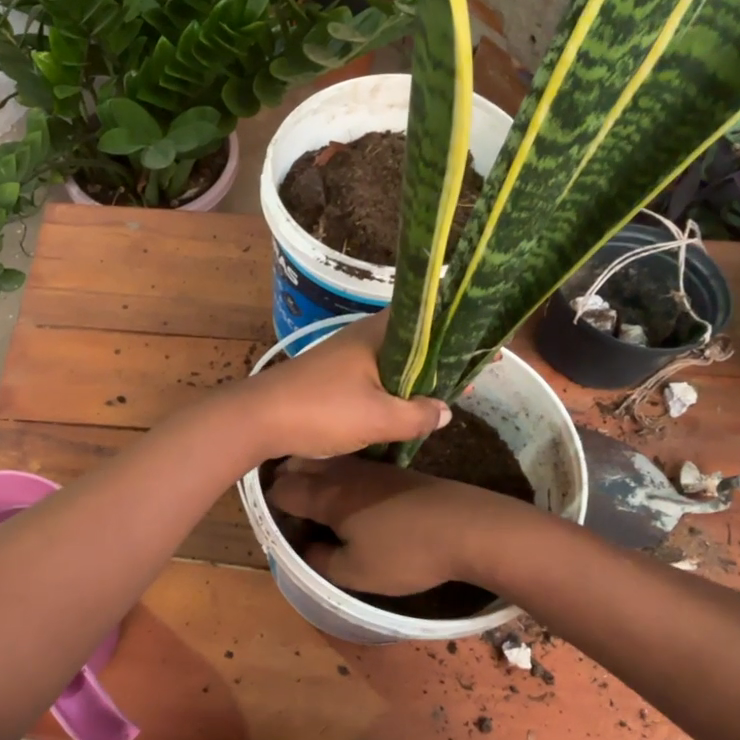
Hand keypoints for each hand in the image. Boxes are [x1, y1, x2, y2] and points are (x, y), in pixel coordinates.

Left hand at [232, 313, 448, 459]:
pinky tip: (399, 410)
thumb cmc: (322, 411)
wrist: (257, 419)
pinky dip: (389, 390)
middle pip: (409, 343)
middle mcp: (359, 338)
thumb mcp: (379, 419)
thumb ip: (417, 415)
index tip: (482, 351)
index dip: (455, 333)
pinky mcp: (327, 377)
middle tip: (468, 378)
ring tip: (440, 397)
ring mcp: (341, 357)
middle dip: (437, 360)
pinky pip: (370, 378)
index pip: (426, 319)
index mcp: (377, 335)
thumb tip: (445, 410)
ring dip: (412, 378)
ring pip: (388, 362)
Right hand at [267, 456, 564, 596]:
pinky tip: (350, 494)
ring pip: (329, 463)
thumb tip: (306, 547)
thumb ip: (322, 560)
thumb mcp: (357, 572)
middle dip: (285, 478)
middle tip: (280, 498)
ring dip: (312, 473)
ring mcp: (372, 468)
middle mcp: (344, 474)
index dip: (270, 501)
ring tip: (309, 493)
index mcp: (327, 496)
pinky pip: (352, 467)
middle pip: (302, 466)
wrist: (471, 527)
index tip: (268, 513)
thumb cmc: (407, 552)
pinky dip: (339, 475)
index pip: (282, 490)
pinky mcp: (396, 472)